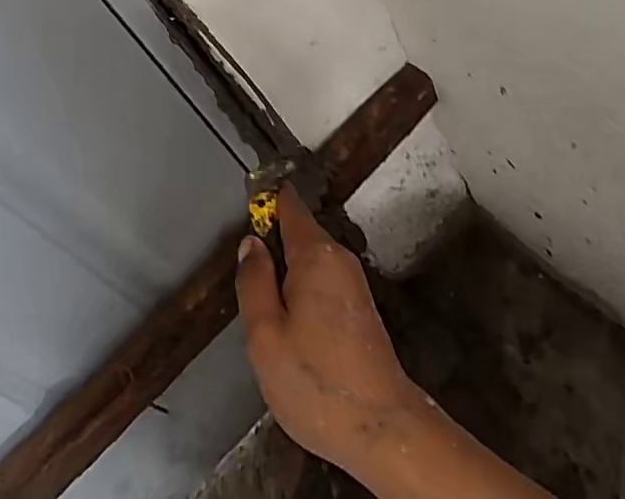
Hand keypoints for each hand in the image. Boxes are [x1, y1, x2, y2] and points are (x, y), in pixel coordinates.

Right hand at [233, 186, 427, 476]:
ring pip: (309, 261)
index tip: (247, 196)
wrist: (381, 428)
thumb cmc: (316, 381)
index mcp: (316, 255)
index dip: (267, 198)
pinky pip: (321, 281)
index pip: (290, 206)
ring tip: (264, 313)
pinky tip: (290, 328)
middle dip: (272, 246)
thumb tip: (251, 243)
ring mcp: (353, 283)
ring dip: (285, 273)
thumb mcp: (265, 334)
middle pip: (299, 233)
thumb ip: (254, 282)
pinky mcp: (359, 307)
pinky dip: (300, 290)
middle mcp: (339, 259)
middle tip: (244, 279)